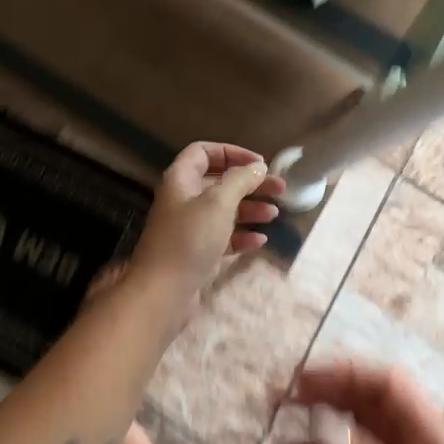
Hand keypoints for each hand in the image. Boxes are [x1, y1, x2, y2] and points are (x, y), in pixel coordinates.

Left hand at [129, 142, 284, 294]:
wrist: (163, 291)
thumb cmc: (190, 238)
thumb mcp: (218, 203)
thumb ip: (240, 180)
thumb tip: (257, 166)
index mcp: (181, 178)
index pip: (204, 152)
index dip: (231, 152)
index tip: (259, 163)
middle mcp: (182, 198)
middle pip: (218, 181)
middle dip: (249, 182)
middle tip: (279, 188)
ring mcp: (188, 226)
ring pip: (222, 209)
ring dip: (249, 208)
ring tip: (275, 214)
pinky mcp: (195, 251)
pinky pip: (222, 236)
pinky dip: (241, 235)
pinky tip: (260, 240)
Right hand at [285, 361, 443, 443]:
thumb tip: (324, 428)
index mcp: (433, 434)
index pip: (385, 380)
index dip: (342, 370)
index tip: (299, 378)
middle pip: (364, 405)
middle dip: (318, 399)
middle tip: (275, 402)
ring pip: (356, 443)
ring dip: (316, 439)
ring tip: (277, 443)